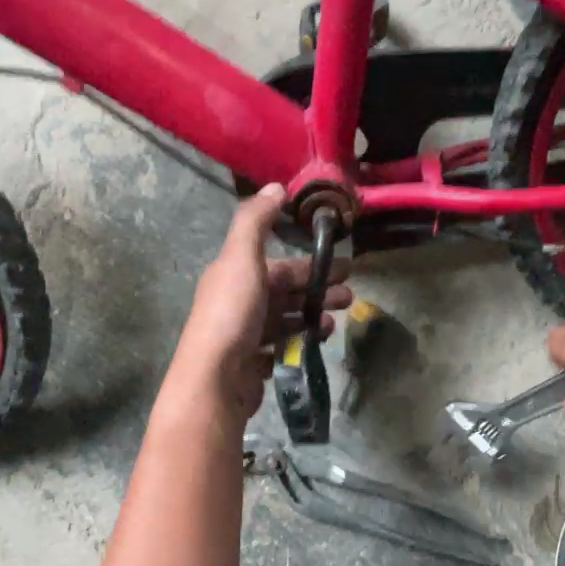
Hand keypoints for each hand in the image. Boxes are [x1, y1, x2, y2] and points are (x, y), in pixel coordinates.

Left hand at [170, 184, 352, 422]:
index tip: (343, 267)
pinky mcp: (251, 365)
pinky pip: (280, 349)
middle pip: (285, 293)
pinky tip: (316, 345)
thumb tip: (277, 188)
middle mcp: (238, 302)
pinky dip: (299, 343)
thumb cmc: (232, 314)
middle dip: (318, 291)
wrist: (214, 378)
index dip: (310, 265)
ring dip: (312, 317)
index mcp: (235, 275)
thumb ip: (257, 222)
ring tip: (335, 323)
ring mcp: (244, 336)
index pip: (279, 266)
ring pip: (285, 321)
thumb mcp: (242, 258)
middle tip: (350, 296)